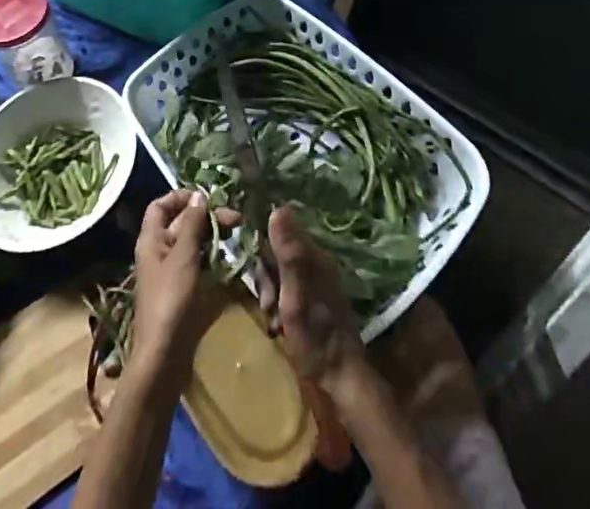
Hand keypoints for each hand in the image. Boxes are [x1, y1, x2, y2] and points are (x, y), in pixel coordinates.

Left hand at [130, 189, 239, 370]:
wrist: (164, 354)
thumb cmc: (170, 300)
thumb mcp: (183, 257)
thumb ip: (191, 225)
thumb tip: (198, 196)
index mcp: (151, 239)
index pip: (160, 206)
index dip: (180, 197)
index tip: (208, 198)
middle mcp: (157, 251)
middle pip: (179, 223)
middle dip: (205, 217)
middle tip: (236, 220)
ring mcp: (170, 272)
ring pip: (190, 244)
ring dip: (211, 237)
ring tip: (236, 235)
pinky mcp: (181, 290)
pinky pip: (196, 265)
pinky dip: (212, 258)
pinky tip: (230, 260)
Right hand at [260, 205, 367, 397]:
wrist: (339, 380)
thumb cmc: (316, 336)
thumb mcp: (295, 293)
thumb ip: (288, 253)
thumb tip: (278, 208)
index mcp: (313, 257)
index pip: (278, 229)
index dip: (259, 241)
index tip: (250, 262)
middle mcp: (313, 264)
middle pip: (273, 254)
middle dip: (263, 277)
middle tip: (268, 302)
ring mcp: (311, 284)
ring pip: (274, 275)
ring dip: (268, 295)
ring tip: (274, 319)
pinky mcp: (308, 301)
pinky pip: (281, 292)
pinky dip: (275, 307)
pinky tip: (279, 325)